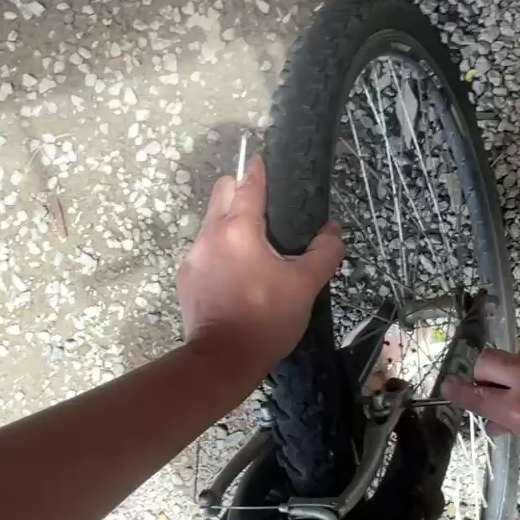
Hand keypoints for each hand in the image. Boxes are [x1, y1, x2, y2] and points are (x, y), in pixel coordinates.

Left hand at [176, 155, 343, 376]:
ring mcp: (193, 256)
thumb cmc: (266, 319)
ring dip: (231, 222)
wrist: (222, 361)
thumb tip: (332, 232)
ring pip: (212, 221)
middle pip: (222, 192)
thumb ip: (324, 253)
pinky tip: (239, 272)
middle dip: (242, 190)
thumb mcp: (306, 285)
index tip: (268, 159)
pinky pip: (205, 248)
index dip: (260, 168)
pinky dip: (222, 249)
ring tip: (257, 246)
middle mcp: (210, 234)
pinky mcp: (186, 277)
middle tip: (269, 210)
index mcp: (239, 229)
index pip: (248, 182)